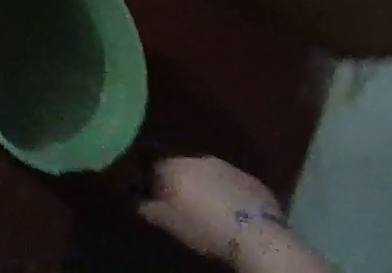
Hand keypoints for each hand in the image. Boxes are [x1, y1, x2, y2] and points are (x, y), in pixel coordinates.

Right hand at [137, 156, 282, 259]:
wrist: (256, 233)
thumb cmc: (205, 227)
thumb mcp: (170, 223)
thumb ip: (148, 209)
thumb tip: (136, 201)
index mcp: (174, 166)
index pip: (155, 168)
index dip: (154, 184)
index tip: (155, 198)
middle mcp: (198, 159)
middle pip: (182, 167)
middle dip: (181, 182)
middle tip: (182, 202)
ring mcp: (226, 166)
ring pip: (207, 173)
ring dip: (204, 185)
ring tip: (207, 206)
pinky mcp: (250, 178)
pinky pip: (230, 182)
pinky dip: (226, 191)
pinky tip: (230, 209)